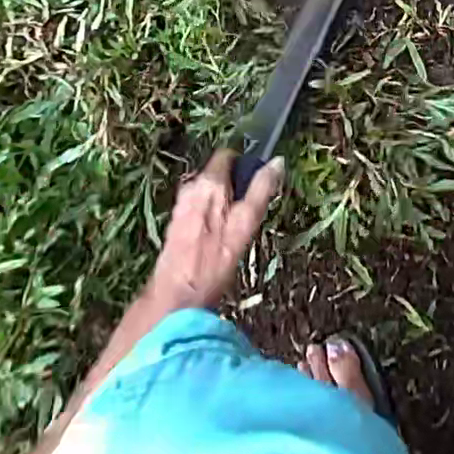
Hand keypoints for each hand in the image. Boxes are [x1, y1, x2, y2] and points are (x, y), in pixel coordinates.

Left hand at [144, 150, 283, 310]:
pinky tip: (216, 240)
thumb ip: (260, 190)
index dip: (245, 164)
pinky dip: (212, 215)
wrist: (175, 298)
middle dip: (236, 186)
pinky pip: (200, 207)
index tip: (257, 183)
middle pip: (219, 173)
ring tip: (234, 230)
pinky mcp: (176, 222)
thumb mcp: (245, 224)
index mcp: (208, 182)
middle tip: (248, 213)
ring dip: (225, 202)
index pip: (228, 154)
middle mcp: (191, 187)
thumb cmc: (213, 263)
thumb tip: (277, 161)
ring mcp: (181, 204)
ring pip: (210, 191)